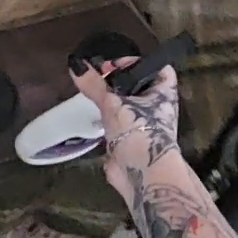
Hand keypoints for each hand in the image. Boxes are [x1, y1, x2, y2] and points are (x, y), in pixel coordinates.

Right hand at [69, 55, 182, 198]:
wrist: (142, 174)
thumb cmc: (138, 132)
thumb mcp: (113, 103)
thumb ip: (94, 85)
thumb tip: (75, 64)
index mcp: (162, 93)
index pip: (157, 68)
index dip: (137, 62)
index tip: (115, 64)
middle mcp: (155, 106)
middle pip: (137, 85)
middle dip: (118, 80)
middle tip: (96, 77)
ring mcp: (141, 124)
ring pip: (125, 104)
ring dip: (109, 99)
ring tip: (89, 92)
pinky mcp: (128, 139)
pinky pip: (115, 122)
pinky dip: (103, 117)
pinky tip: (89, 112)